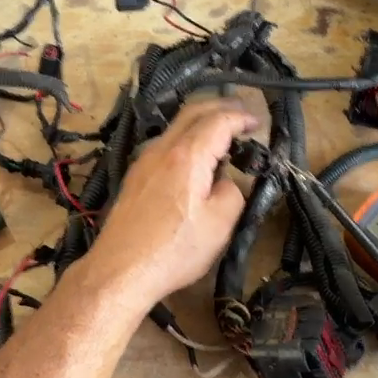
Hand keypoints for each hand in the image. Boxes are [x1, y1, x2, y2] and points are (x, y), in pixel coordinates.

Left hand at [74, 98, 259, 311]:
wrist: (120, 270)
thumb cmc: (174, 250)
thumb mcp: (219, 226)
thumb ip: (232, 193)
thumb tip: (225, 181)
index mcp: (186, 157)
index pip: (218, 121)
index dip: (241, 117)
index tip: (258, 123)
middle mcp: (161, 150)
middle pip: (192, 112)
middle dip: (220, 108)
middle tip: (243, 116)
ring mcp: (143, 162)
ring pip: (175, 127)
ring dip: (201, 124)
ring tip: (222, 138)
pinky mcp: (135, 177)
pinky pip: (164, 145)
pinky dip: (186, 140)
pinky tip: (194, 161)